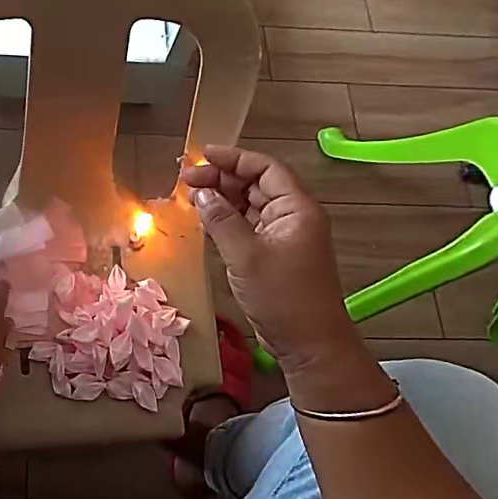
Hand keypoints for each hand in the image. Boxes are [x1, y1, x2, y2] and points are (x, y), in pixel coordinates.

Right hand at [183, 145, 357, 375]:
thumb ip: (221, 220)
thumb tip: (202, 194)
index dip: (235, 158)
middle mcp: (293, 217)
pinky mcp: (272, 254)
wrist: (308, 344)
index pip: (266, 169)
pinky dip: (226, 219)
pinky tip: (206, 219)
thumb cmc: (283, 297)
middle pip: (257, 184)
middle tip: (189, 179)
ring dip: (223, 198)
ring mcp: (283, 236)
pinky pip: (247, 225)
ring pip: (250, 204)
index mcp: (297, 209)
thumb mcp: (246, 255)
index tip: (204, 155)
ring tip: (192, 196)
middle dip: (223, 178)